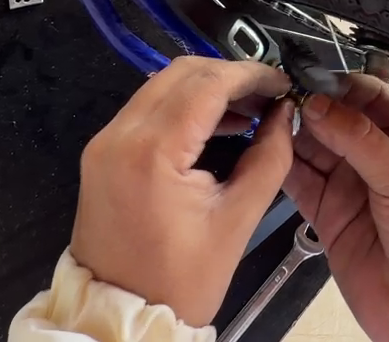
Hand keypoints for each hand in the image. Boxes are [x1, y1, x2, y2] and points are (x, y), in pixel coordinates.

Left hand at [72, 57, 293, 326]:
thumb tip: (286, 113)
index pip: (209, 83)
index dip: (252, 75)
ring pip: (165, 82)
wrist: (118, 322)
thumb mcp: (237, 220)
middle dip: (232, 74)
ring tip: (250, 107)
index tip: (283, 83)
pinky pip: (150, 105)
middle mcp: (121, 134)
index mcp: (153, 151)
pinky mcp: (103, 150)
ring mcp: (106, 140)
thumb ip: (269, 157)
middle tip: (268, 93)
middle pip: (184, 72)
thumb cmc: (181, 280)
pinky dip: (186, 102)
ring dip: (209, 85)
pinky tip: (218, 122)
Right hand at [285, 74, 388, 341]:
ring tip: (269, 122)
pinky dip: (283, 168)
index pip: (367, 95)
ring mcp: (349, 184)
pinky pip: (300, 183)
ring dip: (292, 134)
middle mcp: (373, 155)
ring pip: (313, 147)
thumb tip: (317, 103)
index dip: (339, 85)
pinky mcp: (328, 216)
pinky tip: (267, 154)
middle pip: (334, 118)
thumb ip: (360, 139)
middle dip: (309, 107)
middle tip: (280, 99)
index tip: (309, 81)